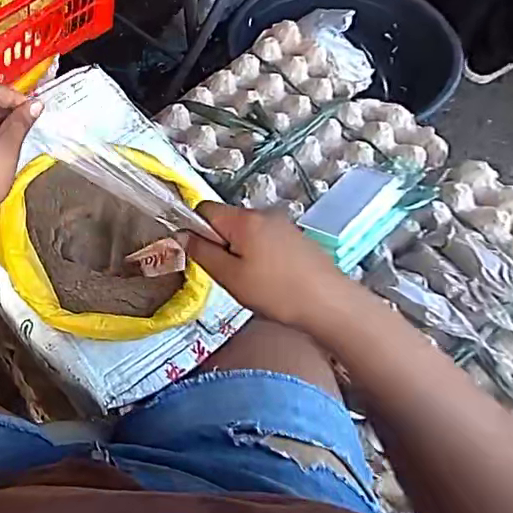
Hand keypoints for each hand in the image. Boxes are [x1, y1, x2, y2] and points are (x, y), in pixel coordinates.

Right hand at [181, 201, 358, 332]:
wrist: (330, 304)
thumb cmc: (276, 291)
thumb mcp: (230, 276)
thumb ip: (202, 252)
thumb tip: (181, 235)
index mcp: (244, 219)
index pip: (204, 209)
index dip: (194, 229)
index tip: (201, 255)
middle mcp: (264, 214)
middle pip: (226, 221)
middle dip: (220, 244)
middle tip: (228, 274)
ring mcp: (283, 225)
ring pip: (246, 233)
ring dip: (240, 252)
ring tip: (252, 282)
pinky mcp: (296, 239)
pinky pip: (265, 241)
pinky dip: (260, 256)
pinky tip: (271, 281)